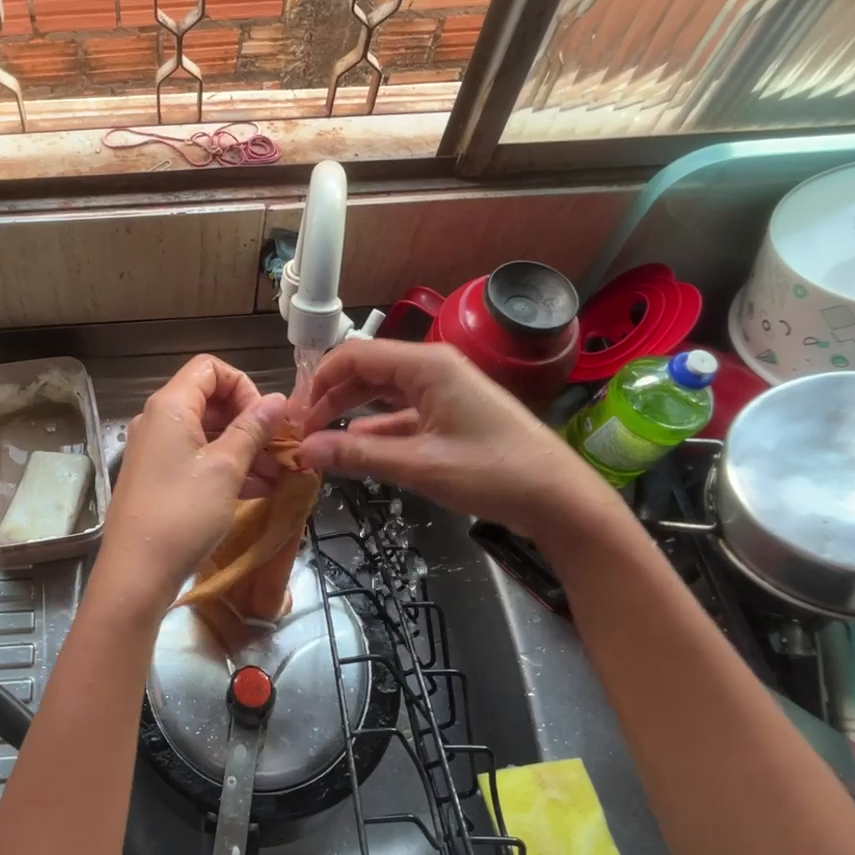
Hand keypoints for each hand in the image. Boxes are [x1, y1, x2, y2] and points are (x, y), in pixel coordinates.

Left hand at [99, 356, 286, 611]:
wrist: (136, 572)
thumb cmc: (183, 513)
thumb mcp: (226, 469)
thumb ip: (252, 429)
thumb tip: (276, 400)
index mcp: (170, 406)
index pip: (210, 368)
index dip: (243, 386)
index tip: (265, 419)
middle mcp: (157, 420)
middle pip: (210, 400)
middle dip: (249, 421)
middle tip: (281, 450)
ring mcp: (155, 450)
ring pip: (207, 433)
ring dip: (244, 448)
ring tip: (278, 475)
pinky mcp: (157, 478)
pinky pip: (197, 459)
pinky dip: (226, 467)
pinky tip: (257, 490)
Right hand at [295, 340, 615, 539]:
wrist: (559, 499)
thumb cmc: (494, 473)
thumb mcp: (420, 466)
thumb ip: (358, 457)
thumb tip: (304, 451)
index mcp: (426, 365)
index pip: (354, 355)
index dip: (318, 381)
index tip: (295, 415)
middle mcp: (432, 368)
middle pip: (365, 371)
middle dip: (329, 398)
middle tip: (302, 431)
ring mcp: (443, 390)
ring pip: (380, 392)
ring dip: (349, 413)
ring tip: (320, 441)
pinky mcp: (449, 413)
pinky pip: (400, 413)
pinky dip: (374, 429)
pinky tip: (354, 450)